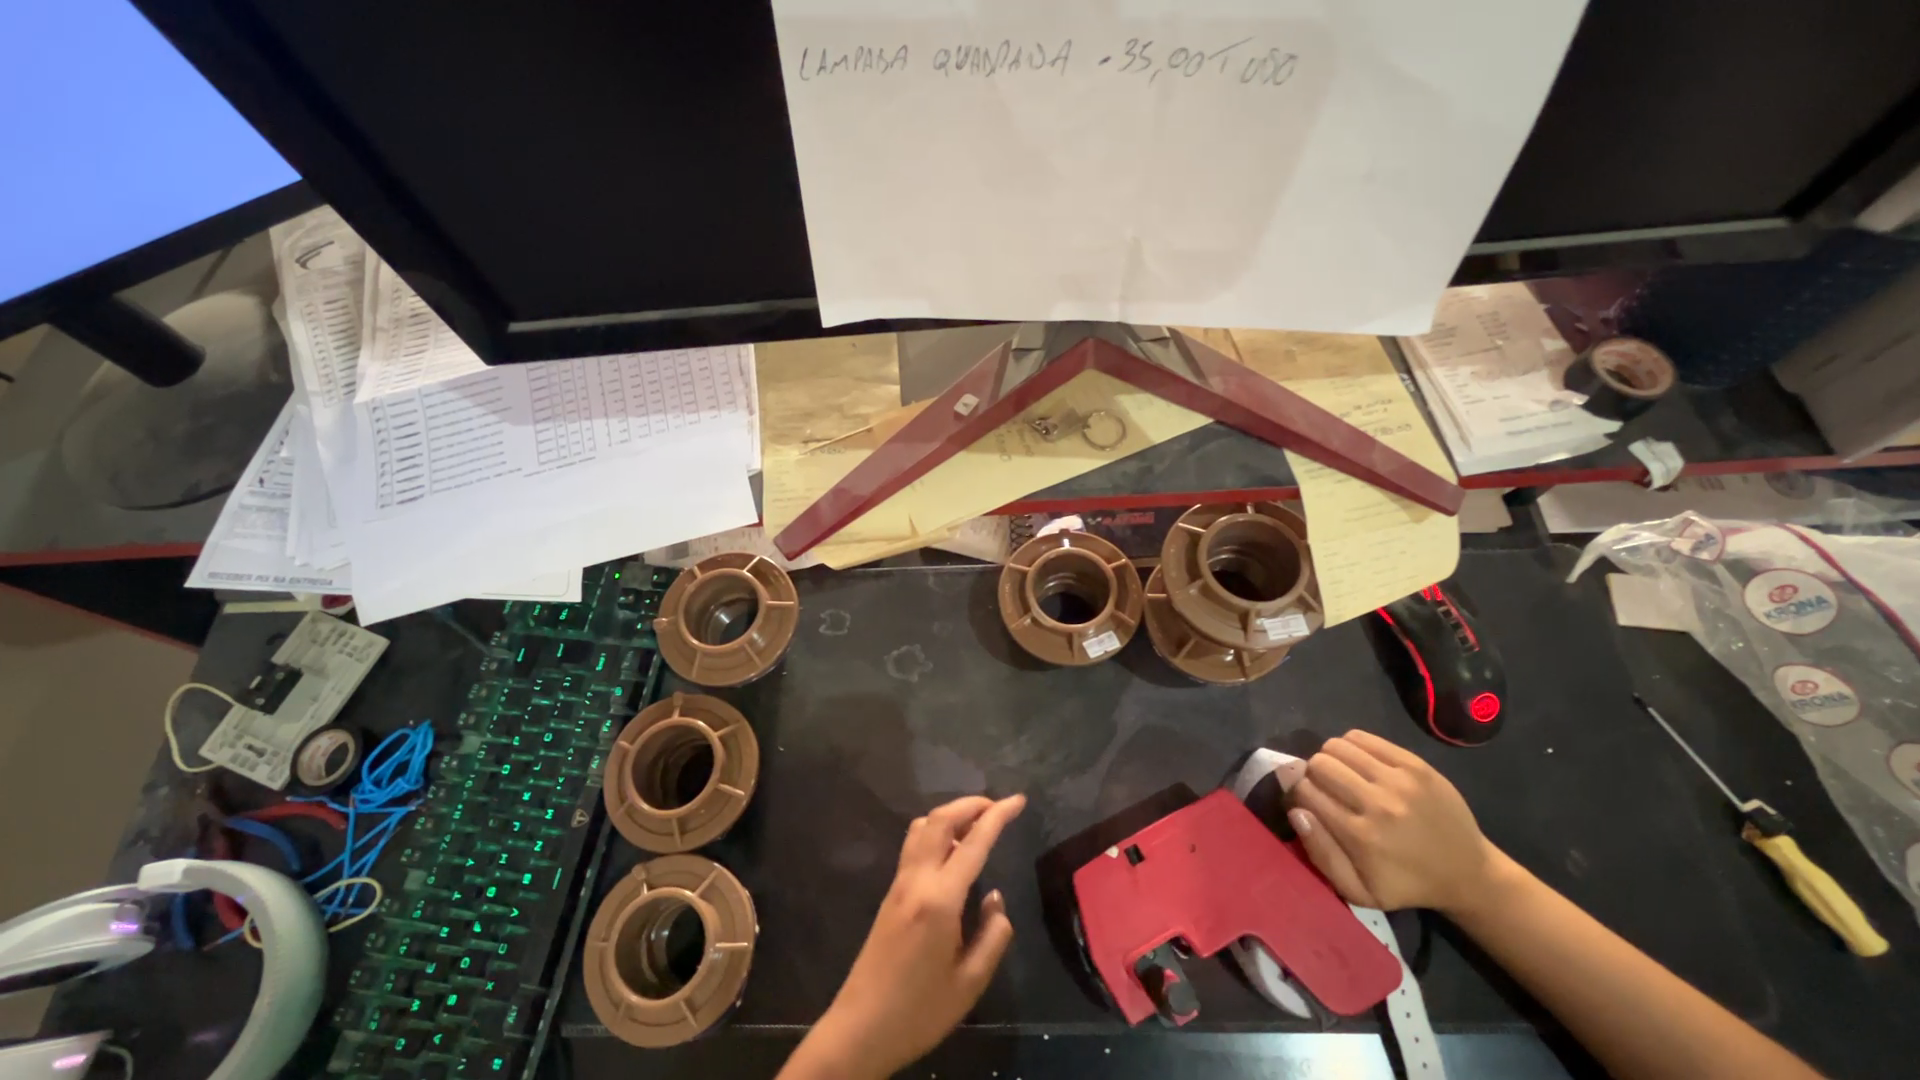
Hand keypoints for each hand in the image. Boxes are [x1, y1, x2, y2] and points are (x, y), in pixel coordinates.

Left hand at [781, 794, 1026, 1079]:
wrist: (860, 1028)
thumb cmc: (920, 1011)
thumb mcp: (971, 981)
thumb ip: (993, 935)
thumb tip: (994, 899)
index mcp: (939, 900)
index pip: (973, 843)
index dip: (998, 816)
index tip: (1019, 800)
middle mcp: (915, 882)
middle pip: (939, 820)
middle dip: (970, 804)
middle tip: (999, 807)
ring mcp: (898, 886)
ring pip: (921, 829)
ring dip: (950, 815)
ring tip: (978, 824)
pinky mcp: (890, 896)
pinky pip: (914, 847)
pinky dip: (936, 833)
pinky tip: (953, 851)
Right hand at [1286, 730, 1501, 915]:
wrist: (1468, 872)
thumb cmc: (1406, 885)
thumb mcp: (1359, 891)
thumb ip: (1321, 854)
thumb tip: (1296, 811)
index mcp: (1360, 836)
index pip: (1306, 792)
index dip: (1298, 793)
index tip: (1307, 802)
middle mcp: (1378, 803)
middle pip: (1319, 764)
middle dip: (1312, 774)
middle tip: (1325, 789)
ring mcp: (1399, 780)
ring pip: (1338, 746)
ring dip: (1330, 758)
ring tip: (1342, 776)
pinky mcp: (1415, 765)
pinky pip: (1363, 737)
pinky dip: (1351, 746)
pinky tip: (1359, 764)